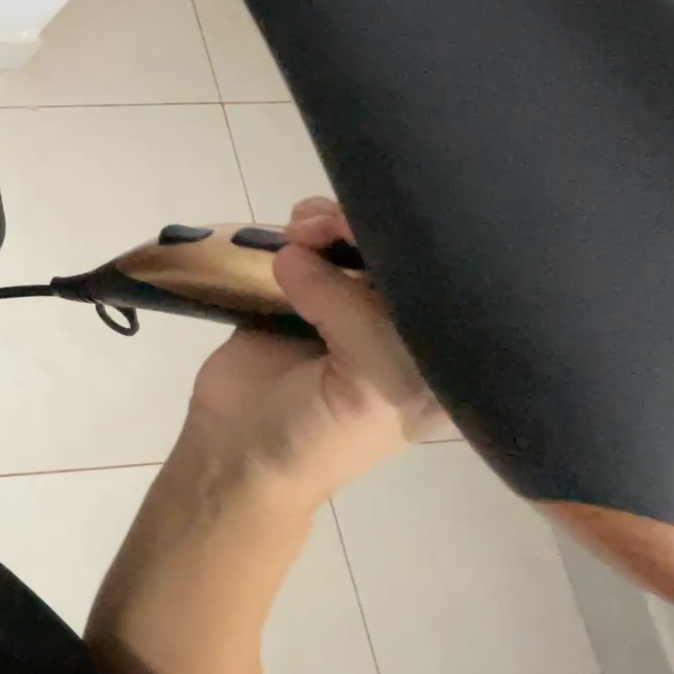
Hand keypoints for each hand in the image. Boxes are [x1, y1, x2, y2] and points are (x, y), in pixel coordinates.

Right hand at [184, 198, 450, 504]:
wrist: (234, 453)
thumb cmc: (320, 434)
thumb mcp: (369, 383)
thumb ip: (350, 313)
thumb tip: (292, 252)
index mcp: (435, 353)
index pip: (439, 284)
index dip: (411, 246)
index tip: (378, 221)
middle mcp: (391, 326)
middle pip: (387, 259)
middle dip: (359, 230)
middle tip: (319, 225)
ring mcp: (333, 313)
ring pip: (340, 252)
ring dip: (320, 227)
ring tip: (297, 228)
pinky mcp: (281, 306)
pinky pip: (290, 262)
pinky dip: (284, 240)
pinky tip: (283, 232)